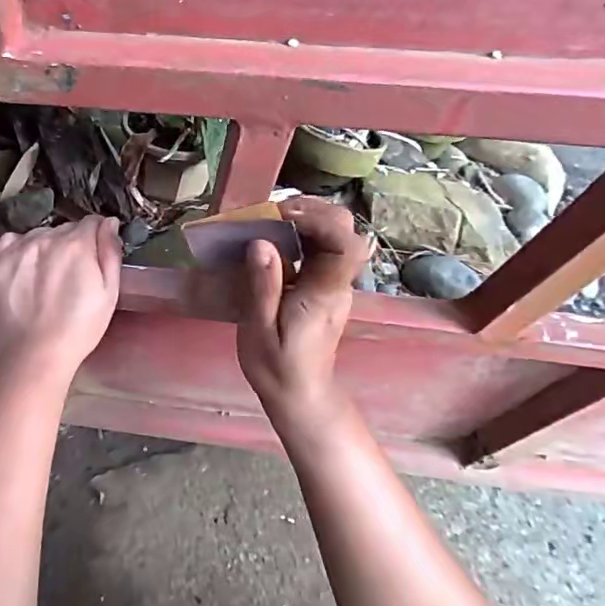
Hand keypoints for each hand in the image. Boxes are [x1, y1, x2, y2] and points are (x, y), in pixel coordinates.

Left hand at [0, 214, 123, 379]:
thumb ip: (110, 252)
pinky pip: (13, 241)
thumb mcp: (109, 293)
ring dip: (48, 247)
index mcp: (77, 245)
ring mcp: (19, 249)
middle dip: (73, 244)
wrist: (35, 355)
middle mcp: (47, 238)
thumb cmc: (79, 329)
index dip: (96, 237)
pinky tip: (26, 270)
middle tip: (72, 274)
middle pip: (66, 229)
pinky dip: (21, 249)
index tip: (94, 256)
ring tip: (48, 277)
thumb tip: (109, 222)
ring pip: (41, 234)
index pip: (92, 222)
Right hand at [237, 198, 372, 436]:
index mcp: (324, 294)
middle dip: (311, 211)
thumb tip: (260, 243)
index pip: (345, 246)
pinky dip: (299, 233)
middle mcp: (336, 283)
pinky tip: (273, 237)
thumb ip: (262, 286)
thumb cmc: (277, 368)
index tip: (282, 215)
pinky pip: (320, 248)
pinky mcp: (324, 285)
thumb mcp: (258, 331)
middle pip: (345, 231)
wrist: (300, 395)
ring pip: (335, 234)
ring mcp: (333, 283)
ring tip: (268, 219)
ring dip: (304, 218)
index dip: (319, 220)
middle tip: (271, 212)